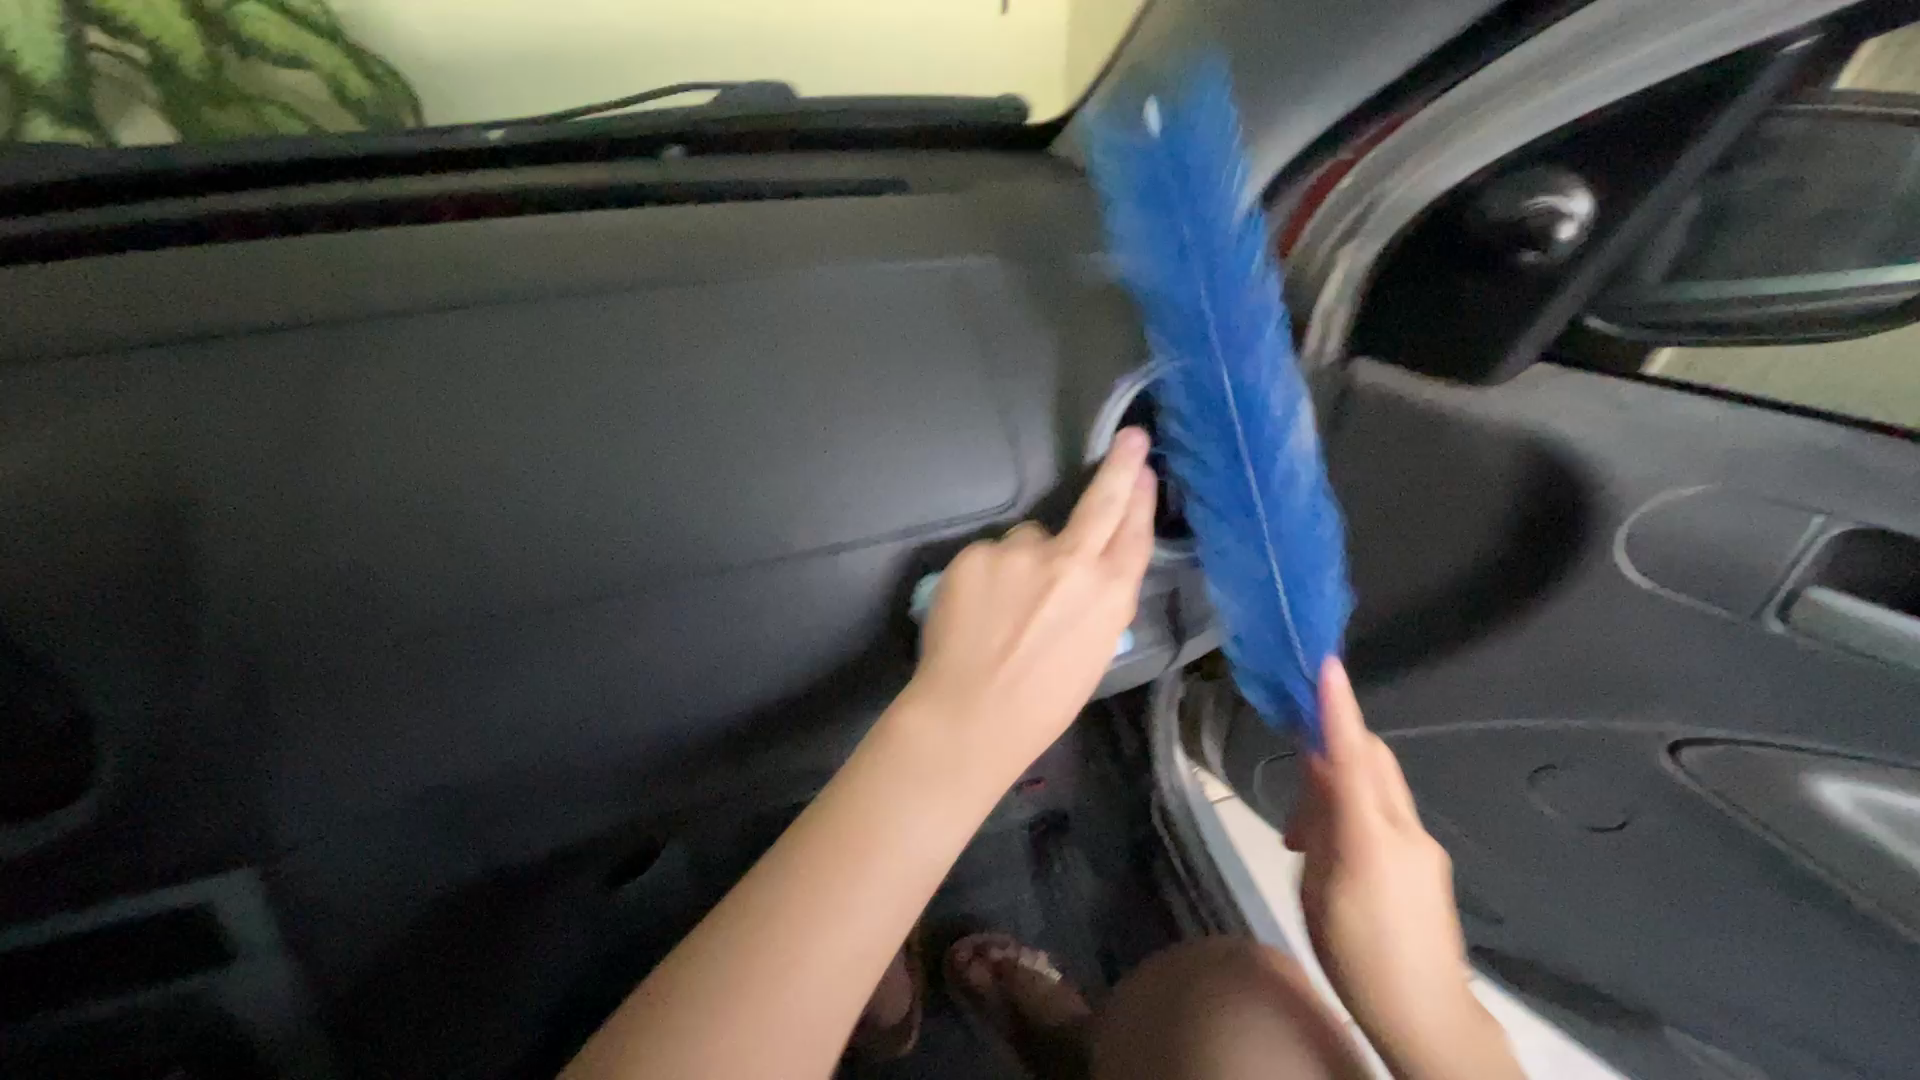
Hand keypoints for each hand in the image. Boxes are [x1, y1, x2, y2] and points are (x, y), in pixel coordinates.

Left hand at [900, 426, 1156, 785]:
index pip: (1133, 533)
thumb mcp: (1092, 653)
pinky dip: (988, 575)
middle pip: (1101, 502)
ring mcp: (1020, 553)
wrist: (970, 714)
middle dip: (1120, 467)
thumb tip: (1086, 573)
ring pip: (1028, 540)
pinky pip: (990, 555)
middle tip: (1131, 438)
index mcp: (1109, 595)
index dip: (1139, 498)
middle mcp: (1071, 562)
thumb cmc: (1040, 703)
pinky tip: (979, 610)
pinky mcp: (977, 554)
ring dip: (1023, 561)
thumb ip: (1095, 602)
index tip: (1143, 468)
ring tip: (1004, 610)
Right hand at [1284, 659, 1520, 1079]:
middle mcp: (1404, 831)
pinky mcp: (1428, 861)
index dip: (1338, 710)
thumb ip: (1318, 829)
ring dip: (1337, 788)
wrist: (1429, 1017)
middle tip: (1295, 786)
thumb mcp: (1315, 891)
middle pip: (1371, 759)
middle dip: (1333, 746)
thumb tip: (1319, 784)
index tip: (1327, 665)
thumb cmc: (1356, 958)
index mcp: (1370, 839)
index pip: (1351, 759)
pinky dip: (1355, 812)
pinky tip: (1333, 853)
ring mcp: (1423, 845)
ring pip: (1377, 785)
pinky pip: (1387, 813)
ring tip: (1303, 837)